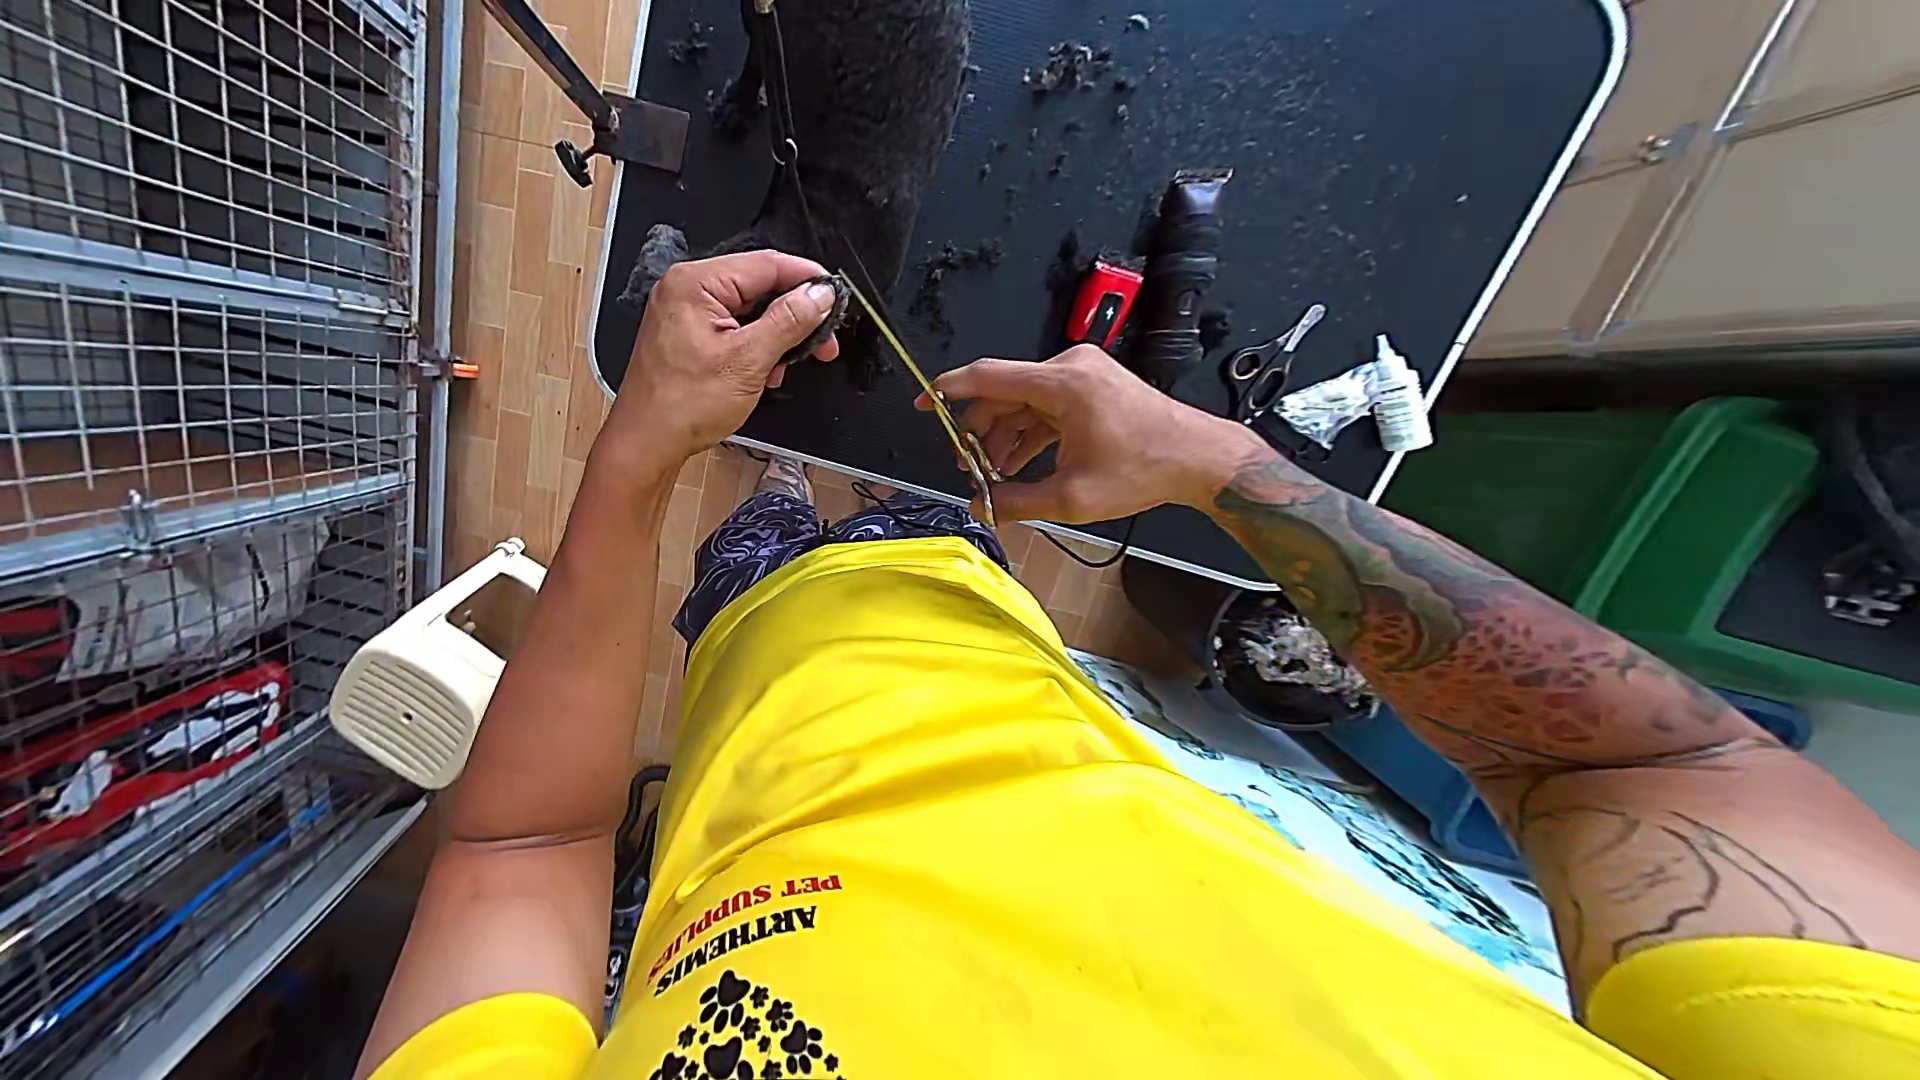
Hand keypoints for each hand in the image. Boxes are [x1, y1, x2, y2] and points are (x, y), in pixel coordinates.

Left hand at [609, 250, 840, 460]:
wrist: (649, 441)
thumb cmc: (682, 406)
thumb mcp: (749, 360)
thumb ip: (789, 321)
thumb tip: (819, 295)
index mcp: (696, 284)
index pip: (767, 264)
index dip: (807, 279)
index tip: (835, 296)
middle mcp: (689, 290)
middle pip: (761, 286)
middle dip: (797, 314)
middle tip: (824, 340)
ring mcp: (690, 312)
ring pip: (753, 310)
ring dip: (780, 335)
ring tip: (793, 362)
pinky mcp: (694, 334)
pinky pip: (738, 328)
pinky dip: (761, 347)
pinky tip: (769, 370)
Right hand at [920, 345, 1286, 522]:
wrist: (1197, 459)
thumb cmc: (1146, 468)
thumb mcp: (1072, 497)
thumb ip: (1016, 502)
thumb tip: (980, 506)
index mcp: (1063, 383)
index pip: (989, 376)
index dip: (950, 390)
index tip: (926, 403)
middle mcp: (1070, 369)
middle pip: (1004, 393)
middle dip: (979, 430)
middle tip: (965, 464)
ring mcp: (1082, 376)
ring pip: (1023, 402)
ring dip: (1004, 436)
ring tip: (991, 472)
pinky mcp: (1090, 389)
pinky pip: (1045, 407)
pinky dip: (1028, 432)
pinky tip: (1016, 462)